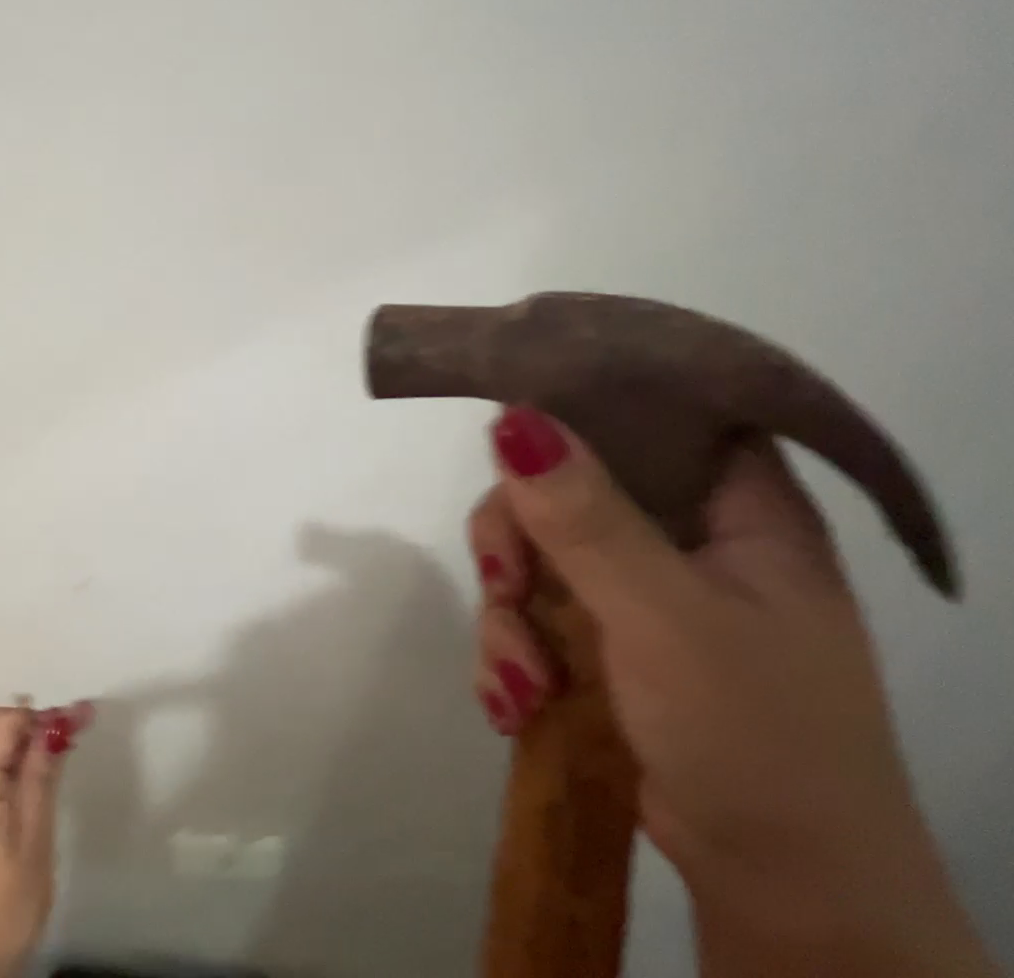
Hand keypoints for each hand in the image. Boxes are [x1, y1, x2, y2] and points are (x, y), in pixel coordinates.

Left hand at [0, 701, 92, 977]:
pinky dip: (0, 783)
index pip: (1, 721)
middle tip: (71, 745)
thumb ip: (40, 779)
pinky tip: (24, 807)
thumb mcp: (34, 844)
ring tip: (54, 776)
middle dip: (30, 732)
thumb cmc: (2, 911)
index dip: (40, 714)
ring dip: (16, 758)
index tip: (78, 720)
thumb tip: (54, 726)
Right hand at [465, 407, 994, 976]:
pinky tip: (515, 702)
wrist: (776, 878)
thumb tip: (513, 417)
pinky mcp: (607, 645)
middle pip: (567, 490)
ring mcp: (644, 597)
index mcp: (741, 511)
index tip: (512, 432)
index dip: (586, 406)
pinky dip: (512, 657)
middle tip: (507, 590)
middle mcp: (690, 541)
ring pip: (536, 560)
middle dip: (517, 545)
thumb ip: (585, 518)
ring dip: (507, 621)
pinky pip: (533, 618)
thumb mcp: (662, 617)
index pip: (660, 415)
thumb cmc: (750, 732)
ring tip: (521, 685)